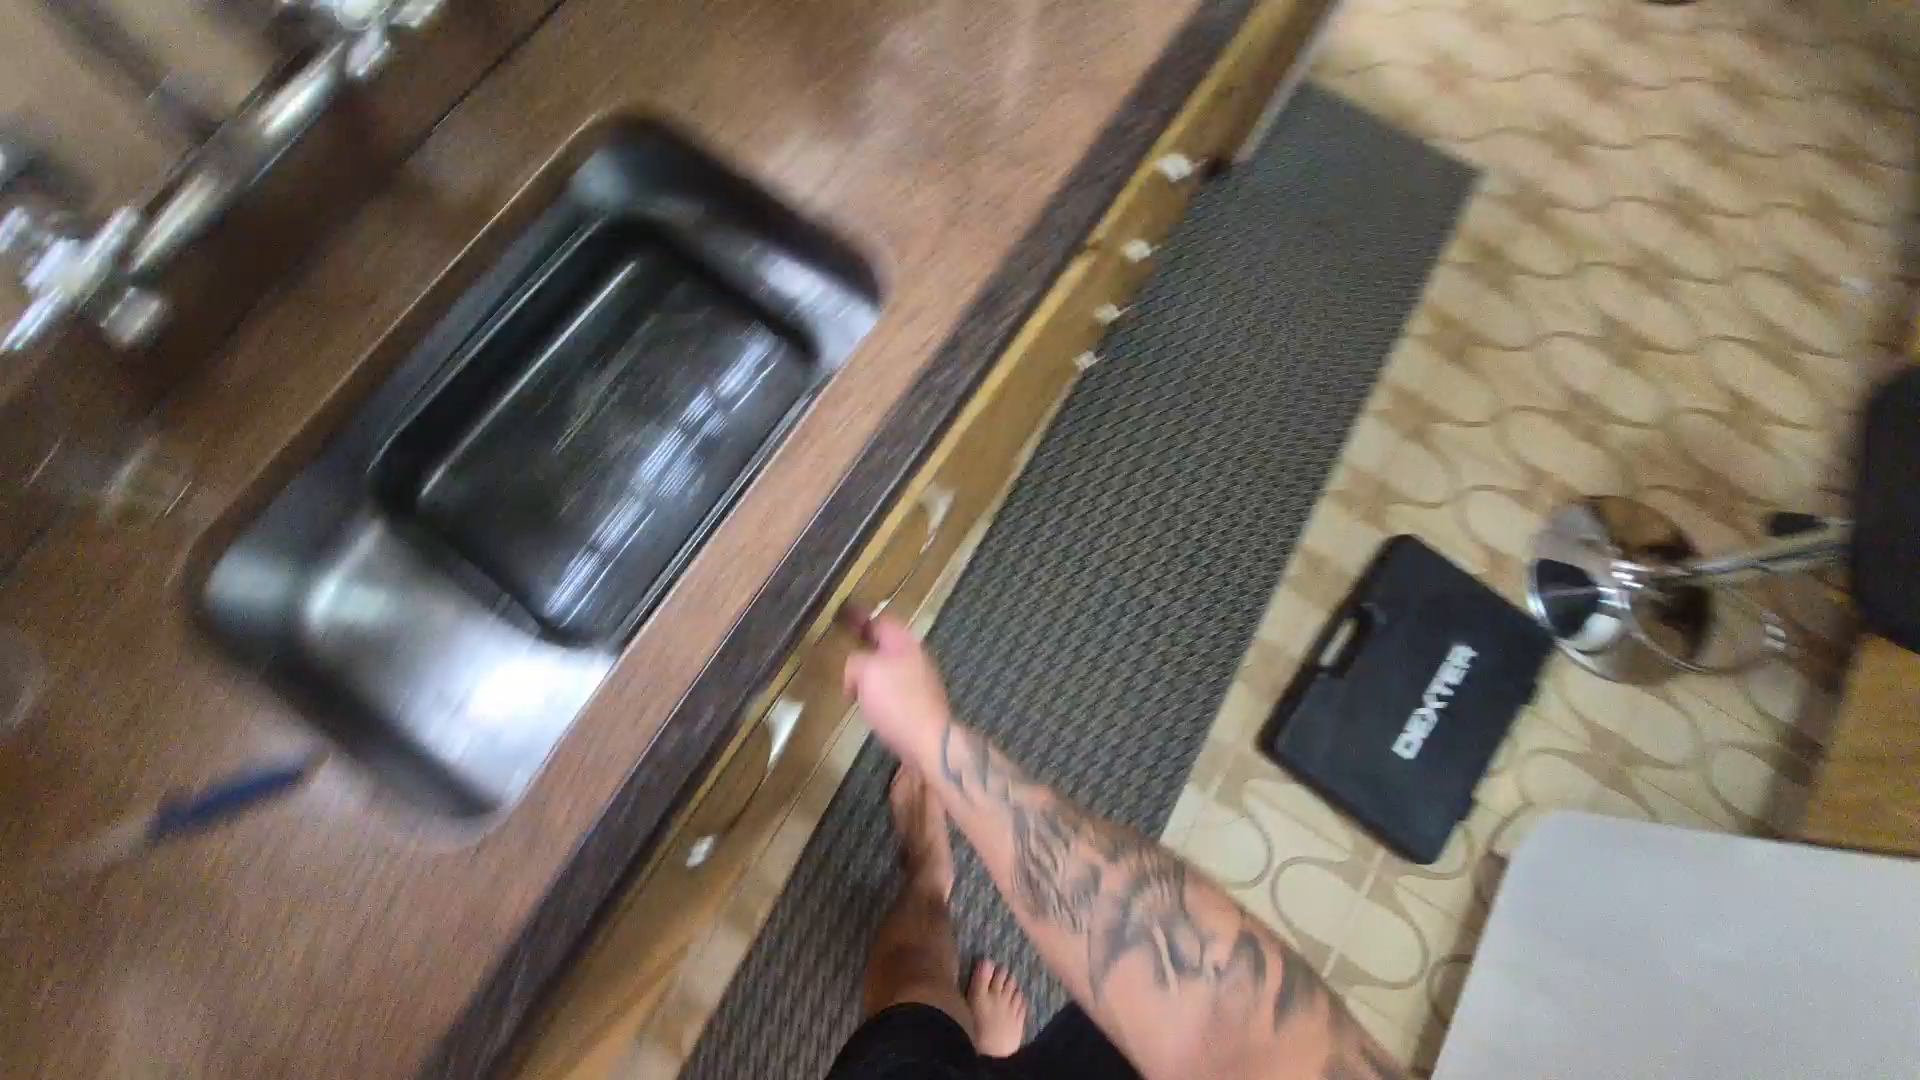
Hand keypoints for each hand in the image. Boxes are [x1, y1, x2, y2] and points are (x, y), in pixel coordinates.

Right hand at [843, 611, 952, 761]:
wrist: (928, 742)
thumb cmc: (897, 701)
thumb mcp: (866, 671)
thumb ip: (855, 662)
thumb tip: (855, 673)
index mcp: (904, 643)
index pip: (881, 620)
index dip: (861, 617)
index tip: (844, 615)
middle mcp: (915, 658)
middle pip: (886, 644)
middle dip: (865, 646)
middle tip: (845, 650)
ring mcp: (919, 682)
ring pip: (889, 669)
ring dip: (870, 673)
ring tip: (850, 681)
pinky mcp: (918, 706)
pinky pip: (892, 692)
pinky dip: (877, 694)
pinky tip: (867, 706)